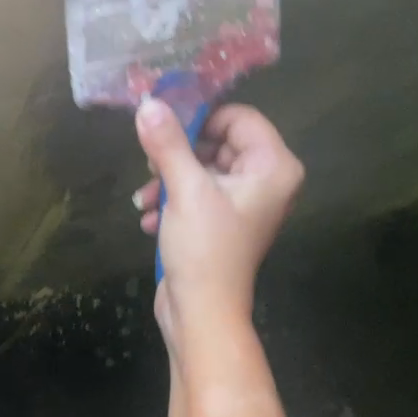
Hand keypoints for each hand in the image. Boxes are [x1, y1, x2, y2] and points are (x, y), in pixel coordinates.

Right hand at [131, 99, 303, 342]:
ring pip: (203, 173)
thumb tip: (148, 104)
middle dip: (179, 157)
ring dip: (168, 183)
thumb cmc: (203, 249)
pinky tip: (149, 222)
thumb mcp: (184, 191)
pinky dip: (173, 205)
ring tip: (144, 202)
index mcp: (273, 167)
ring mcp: (245, 206)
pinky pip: (198, 198)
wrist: (201, 312)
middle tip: (149, 169)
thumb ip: (167, 144)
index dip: (200, 120)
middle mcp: (267, 182)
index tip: (164, 132)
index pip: (238, 119)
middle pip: (218, 145)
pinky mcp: (223, 226)